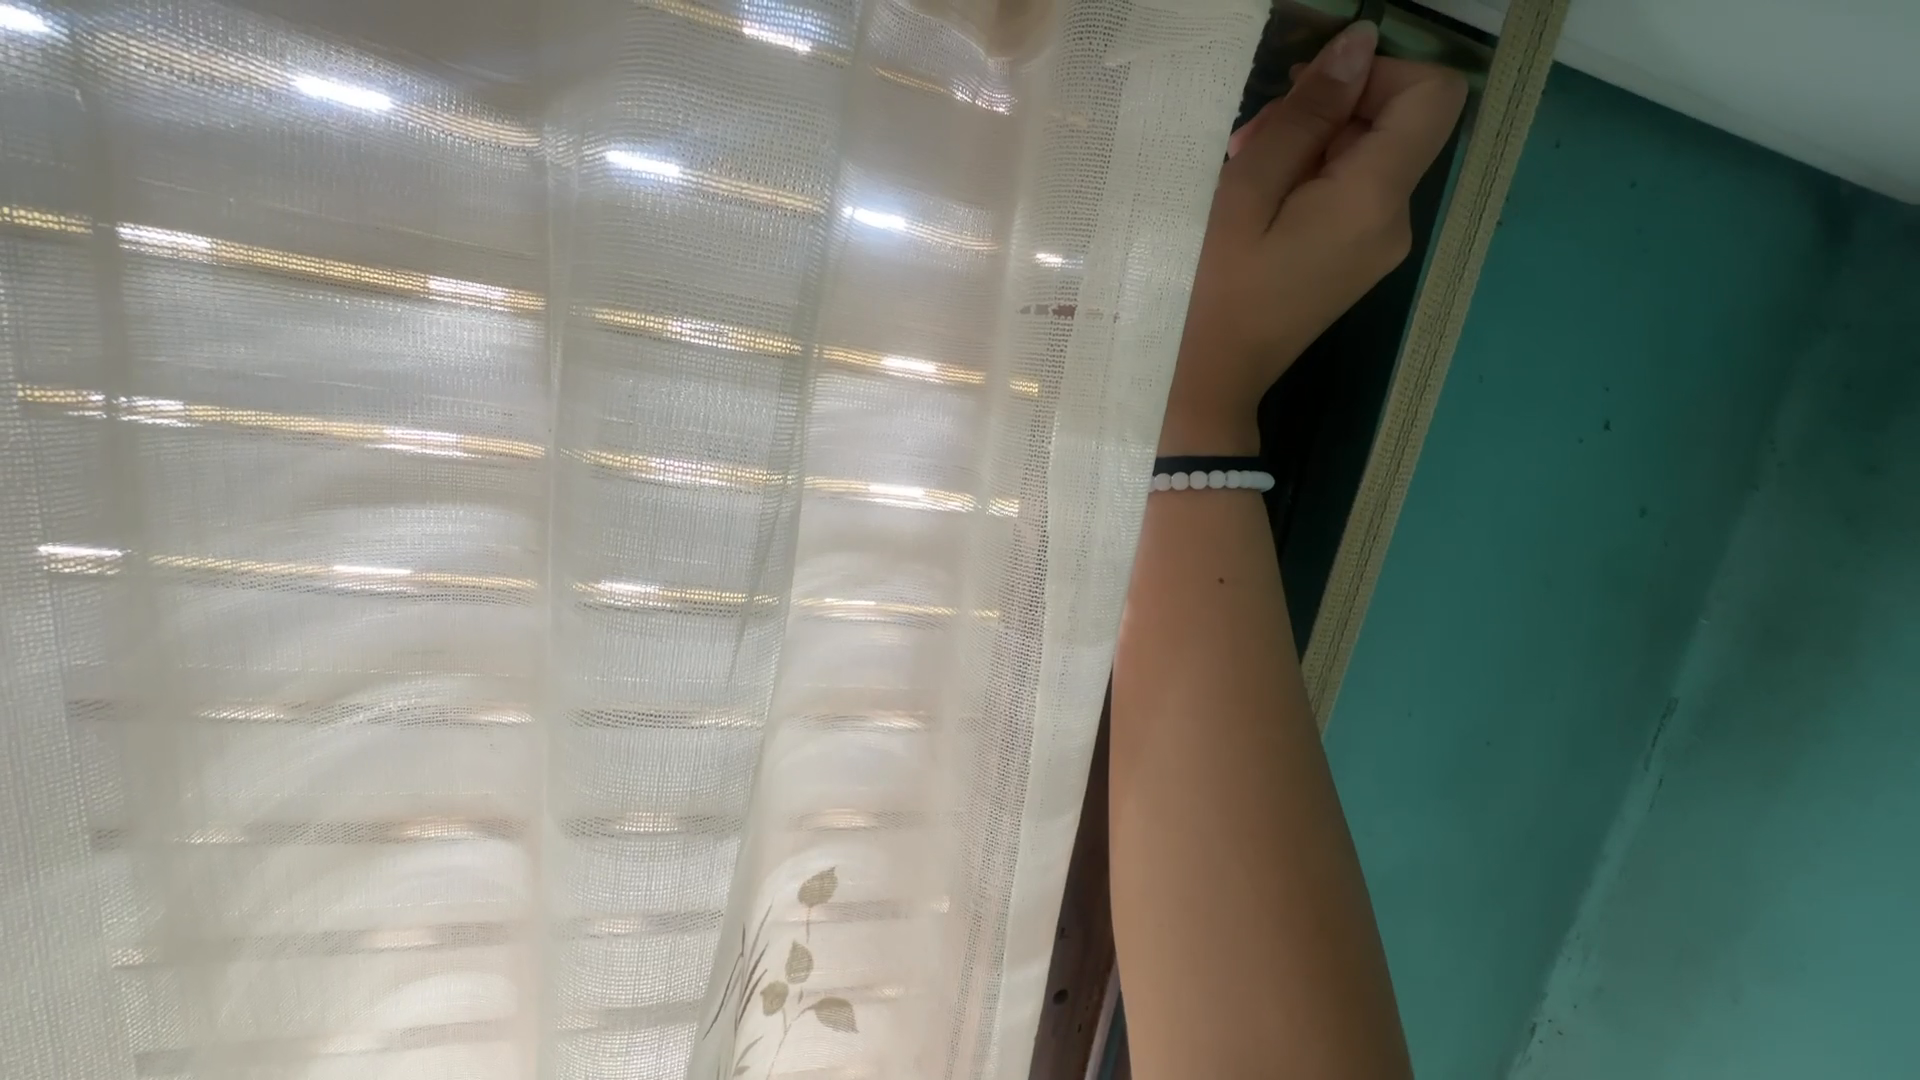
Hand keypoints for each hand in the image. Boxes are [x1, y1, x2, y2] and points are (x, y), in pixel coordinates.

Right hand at [1160, 22, 1467, 454]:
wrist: (1212, 380)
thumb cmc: (1214, 290)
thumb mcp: (1246, 194)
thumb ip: (1305, 116)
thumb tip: (1358, 43)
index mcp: (1373, 199)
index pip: (1434, 93)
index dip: (1379, 74)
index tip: (1309, 97)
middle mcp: (1395, 221)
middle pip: (1396, 125)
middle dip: (1329, 114)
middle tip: (1250, 142)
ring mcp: (1380, 247)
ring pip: (1368, 161)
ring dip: (1311, 150)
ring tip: (1244, 178)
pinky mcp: (1357, 264)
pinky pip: (1352, 199)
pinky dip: (1312, 185)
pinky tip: (1260, 208)